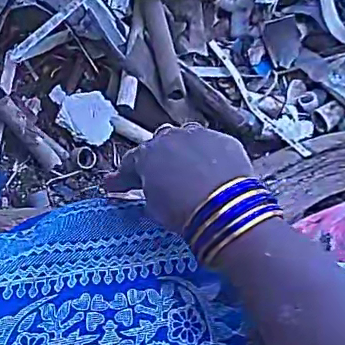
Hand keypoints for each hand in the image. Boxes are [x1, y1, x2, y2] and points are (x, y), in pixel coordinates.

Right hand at [106, 123, 254, 233]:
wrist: (225, 208)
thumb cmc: (183, 208)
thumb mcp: (152, 206)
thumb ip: (144, 191)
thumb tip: (146, 190)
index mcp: (145, 154)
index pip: (130, 163)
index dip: (125, 177)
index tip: (120, 185)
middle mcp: (170, 138)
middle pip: (159, 146)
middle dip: (159, 161)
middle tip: (162, 180)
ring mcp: (198, 136)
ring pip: (186, 141)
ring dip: (185, 155)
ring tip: (191, 176)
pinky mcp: (225, 141)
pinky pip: (212, 146)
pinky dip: (211, 157)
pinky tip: (213, 174)